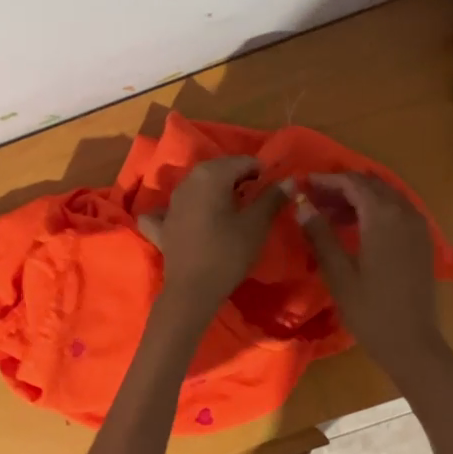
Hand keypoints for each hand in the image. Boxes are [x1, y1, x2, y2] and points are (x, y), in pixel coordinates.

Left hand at [139, 156, 290, 320]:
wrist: (192, 292)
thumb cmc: (228, 254)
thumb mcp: (256, 225)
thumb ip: (272, 198)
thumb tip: (290, 180)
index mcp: (211, 174)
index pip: (244, 162)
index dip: (262, 175)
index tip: (271, 194)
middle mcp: (188, 181)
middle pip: (220, 171)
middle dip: (238, 183)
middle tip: (254, 205)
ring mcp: (171, 203)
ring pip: (198, 188)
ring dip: (215, 195)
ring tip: (230, 215)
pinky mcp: (162, 226)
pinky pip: (172, 211)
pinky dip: (184, 212)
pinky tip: (189, 220)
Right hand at [296, 172, 452, 380]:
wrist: (412, 342)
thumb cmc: (371, 312)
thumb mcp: (339, 275)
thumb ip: (321, 236)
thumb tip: (302, 205)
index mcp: (383, 217)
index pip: (353, 183)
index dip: (327, 181)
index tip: (304, 185)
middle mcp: (405, 212)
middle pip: (371, 186)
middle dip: (343, 187)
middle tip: (314, 200)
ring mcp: (418, 226)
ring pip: (386, 197)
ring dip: (359, 199)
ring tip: (331, 214)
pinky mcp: (422, 241)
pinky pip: (398, 212)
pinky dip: (376, 211)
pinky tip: (358, 228)